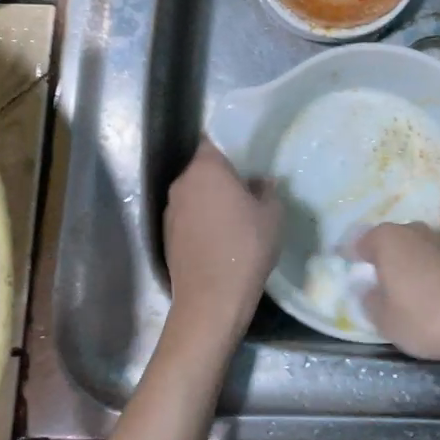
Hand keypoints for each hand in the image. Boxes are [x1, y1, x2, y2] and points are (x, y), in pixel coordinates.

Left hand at [163, 140, 282, 339]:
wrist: (211, 300)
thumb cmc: (245, 247)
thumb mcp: (272, 215)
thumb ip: (268, 191)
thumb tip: (261, 182)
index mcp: (205, 168)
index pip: (211, 140)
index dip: (227, 145)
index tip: (244, 155)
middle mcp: (182, 182)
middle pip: (201, 168)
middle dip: (221, 175)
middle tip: (246, 187)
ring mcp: (170, 209)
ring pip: (194, 193)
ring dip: (210, 199)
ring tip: (234, 215)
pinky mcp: (166, 234)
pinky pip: (188, 216)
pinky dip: (201, 220)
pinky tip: (219, 237)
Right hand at [352, 222, 439, 362]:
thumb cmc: (424, 317)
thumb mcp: (383, 319)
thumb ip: (367, 300)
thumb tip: (365, 288)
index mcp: (387, 238)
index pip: (358, 242)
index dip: (350, 257)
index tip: (345, 270)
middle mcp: (412, 230)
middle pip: (387, 242)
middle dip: (379, 259)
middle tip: (373, 283)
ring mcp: (439, 239)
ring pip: (411, 249)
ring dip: (404, 264)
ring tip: (400, 290)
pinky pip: (430, 259)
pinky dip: (424, 272)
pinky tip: (426, 293)